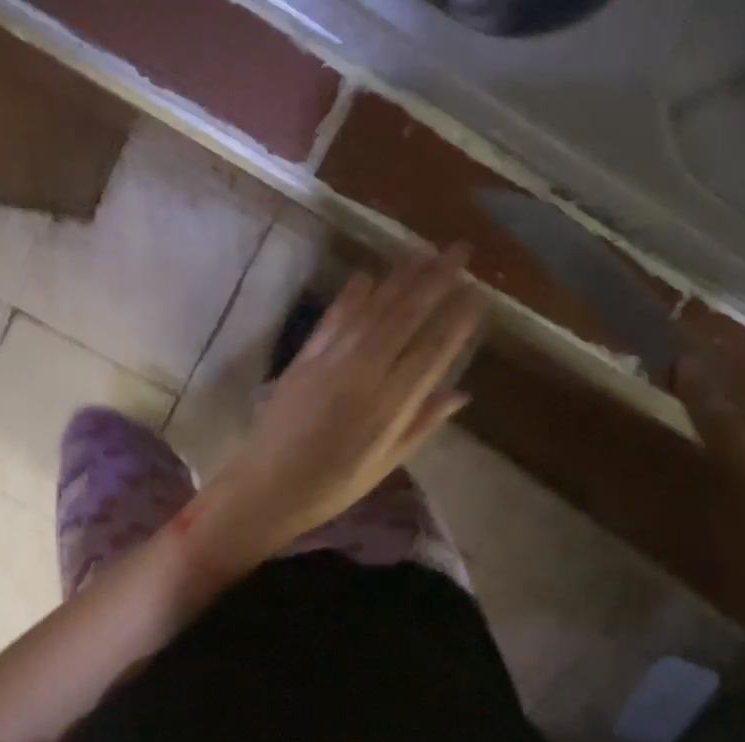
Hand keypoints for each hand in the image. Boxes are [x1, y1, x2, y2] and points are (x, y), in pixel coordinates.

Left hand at [186, 246, 484, 571]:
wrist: (266, 488)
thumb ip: (421, 424)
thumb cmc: (331, 487)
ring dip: (400, 278)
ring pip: (371, 310)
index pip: (433, 350)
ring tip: (424, 253)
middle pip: (405, 316)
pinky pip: (332, 320)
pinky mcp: (303, 360)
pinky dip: (351, 297)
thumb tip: (461, 392)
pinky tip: (368, 277)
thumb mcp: (384, 464)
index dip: (457, 319)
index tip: (478, 293)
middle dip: (436, 280)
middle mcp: (363, 374)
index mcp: (389, 405)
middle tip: (461, 250)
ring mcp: (330, 362)